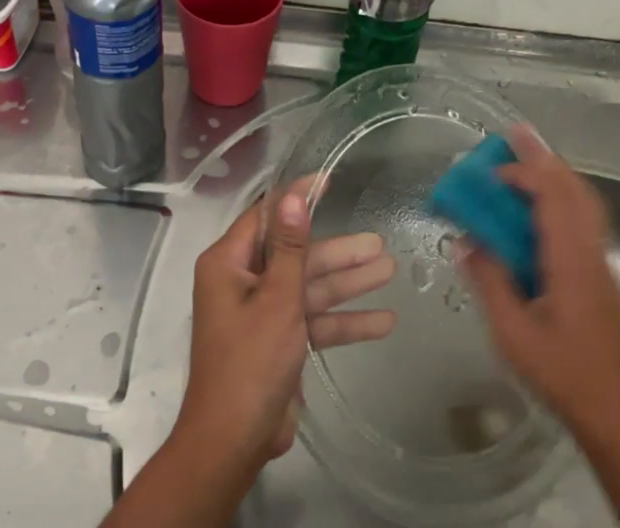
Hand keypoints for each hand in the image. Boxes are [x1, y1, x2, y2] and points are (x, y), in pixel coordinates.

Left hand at [172, 190, 396, 473]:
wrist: (235, 438)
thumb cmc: (251, 360)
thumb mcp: (277, 299)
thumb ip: (290, 248)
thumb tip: (293, 196)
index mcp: (229, 263)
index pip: (267, 216)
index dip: (299, 198)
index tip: (330, 180)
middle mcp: (243, 282)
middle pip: (296, 255)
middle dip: (338, 252)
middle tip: (379, 243)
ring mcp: (261, 313)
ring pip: (309, 288)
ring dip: (346, 283)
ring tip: (390, 270)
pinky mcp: (278, 342)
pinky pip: (312, 321)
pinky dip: (342, 321)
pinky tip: (383, 320)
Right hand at [459, 126, 619, 434]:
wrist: (613, 408)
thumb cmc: (561, 371)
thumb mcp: (512, 332)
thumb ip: (489, 281)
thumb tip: (466, 242)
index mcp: (569, 261)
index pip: (552, 198)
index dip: (524, 174)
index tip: (491, 171)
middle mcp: (591, 252)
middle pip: (575, 189)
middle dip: (545, 158)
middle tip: (516, 134)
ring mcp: (600, 263)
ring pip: (586, 202)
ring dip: (557, 175)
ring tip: (529, 158)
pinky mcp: (601, 275)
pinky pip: (585, 219)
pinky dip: (564, 197)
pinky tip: (543, 206)